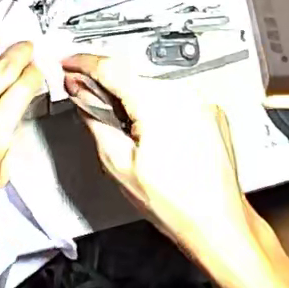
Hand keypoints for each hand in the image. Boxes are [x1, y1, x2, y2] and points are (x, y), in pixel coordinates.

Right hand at [62, 54, 266, 277]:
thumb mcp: (118, 164)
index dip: (83, 63)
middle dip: (109, 89)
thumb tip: (80, 93)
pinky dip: (160, 109)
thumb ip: (94, 119)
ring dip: (135, 100)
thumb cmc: (177, 205)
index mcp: (157, 102)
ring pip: (153, 86)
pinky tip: (158, 139)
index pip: (110, 67)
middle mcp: (183, 93)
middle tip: (93, 108)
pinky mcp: (210, 111)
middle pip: (132, 76)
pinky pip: (175, 98)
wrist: (218, 224)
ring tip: (134, 137)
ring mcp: (200, 101)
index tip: (69, 63)